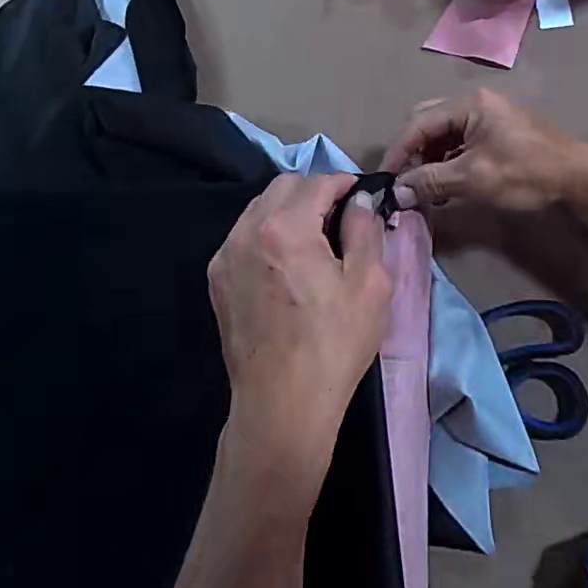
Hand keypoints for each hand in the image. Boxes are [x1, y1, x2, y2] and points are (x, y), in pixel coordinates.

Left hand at [207, 174, 392, 492]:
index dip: (344, 183)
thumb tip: (359, 202)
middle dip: (315, 191)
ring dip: (290, 209)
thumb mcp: (369, 283)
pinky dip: (268, 232)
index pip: (317, 182)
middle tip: (341, 215)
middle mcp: (247, 233)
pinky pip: (244, 235)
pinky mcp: (217, 279)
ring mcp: (226, 256)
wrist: (283, 405)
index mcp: (285, 229)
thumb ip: (365, 230)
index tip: (362, 195)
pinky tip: (288, 261)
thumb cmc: (334, 344)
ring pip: (260, 207)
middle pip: (283, 186)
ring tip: (315, 238)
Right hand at [381, 88, 587, 211]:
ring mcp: (489, 116)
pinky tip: (448, 185)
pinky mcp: (498, 132)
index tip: (388, 179)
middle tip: (409, 183)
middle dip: (415, 154)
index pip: (419, 123)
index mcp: (469, 105)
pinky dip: (450, 161)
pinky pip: (462, 142)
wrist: (578, 177)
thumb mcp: (474, 178)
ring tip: (427, 189)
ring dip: (432, 160)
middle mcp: (476, 103)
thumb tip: (398, 192)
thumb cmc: (526, 172)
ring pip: (445, 135)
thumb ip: (432, 182)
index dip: (399, 152)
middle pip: (430, 124)